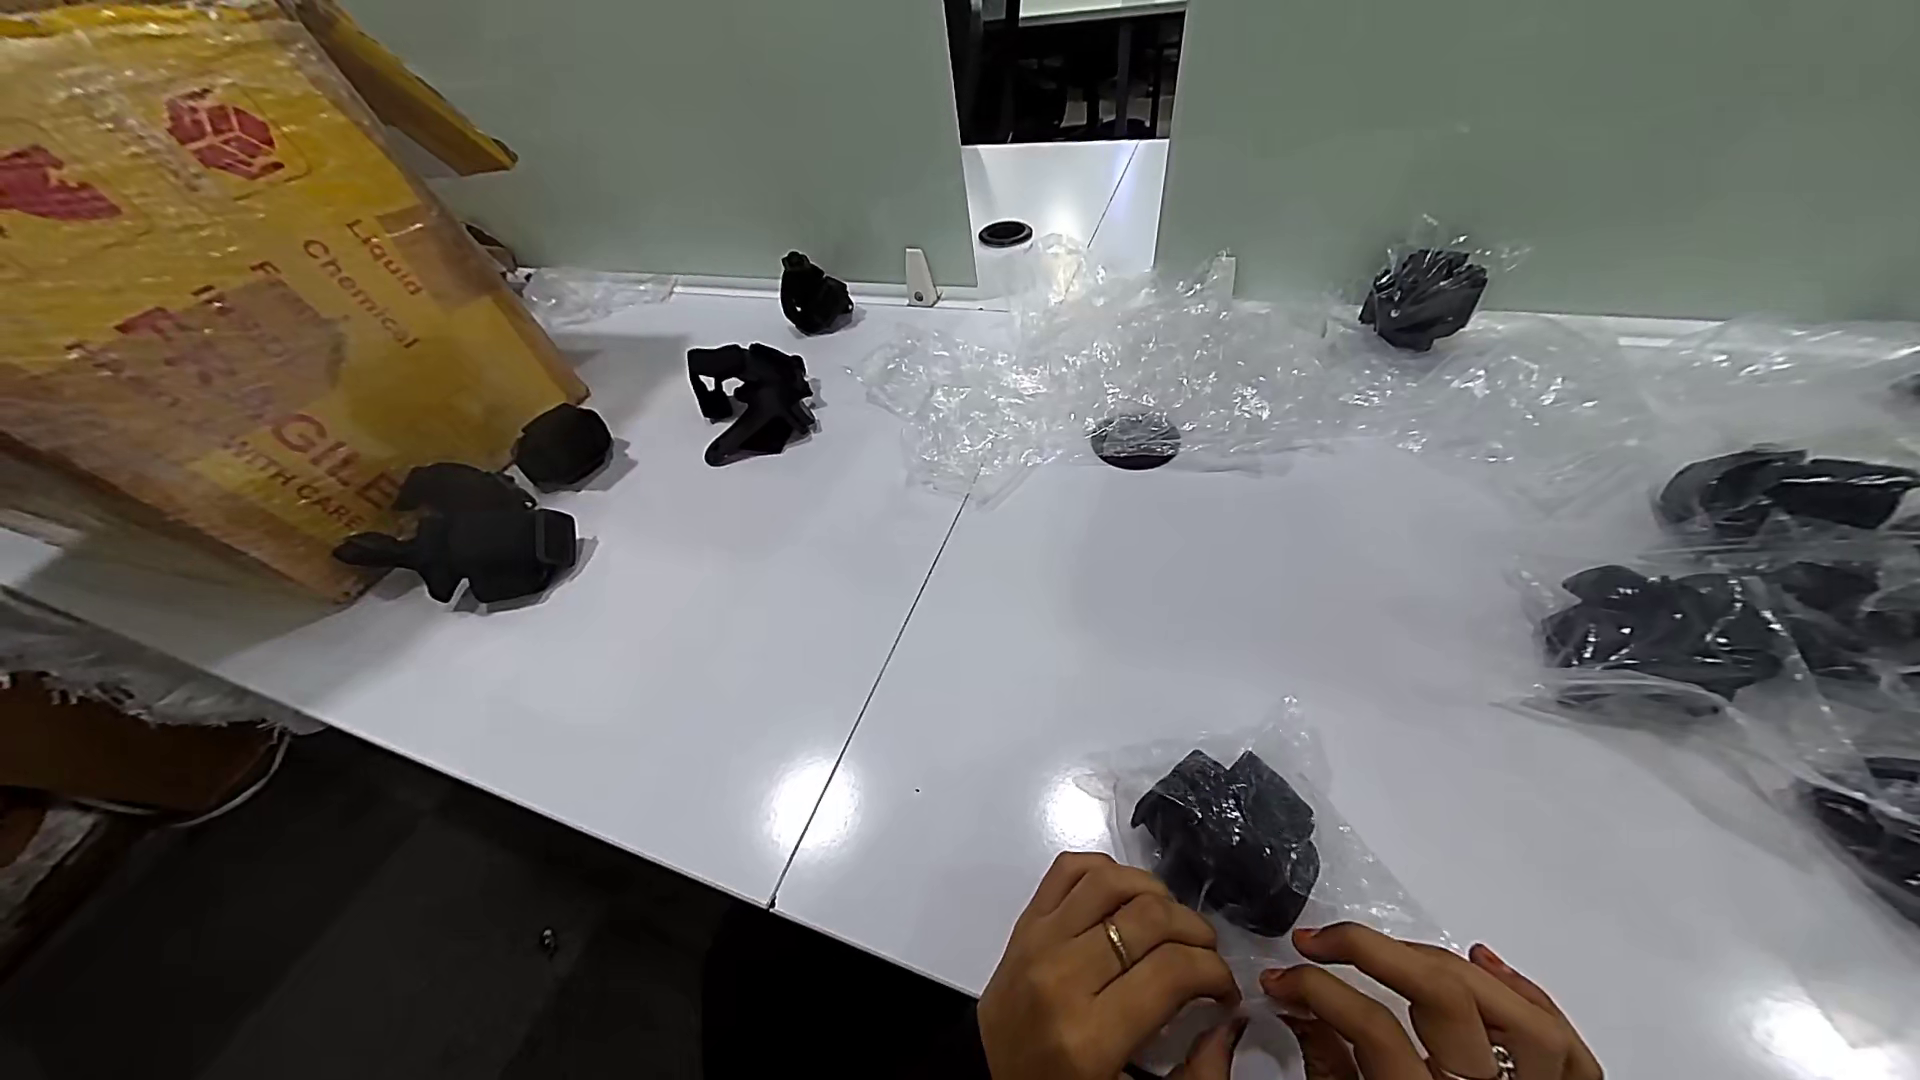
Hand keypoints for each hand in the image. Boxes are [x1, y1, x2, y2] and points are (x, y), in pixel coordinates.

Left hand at [979, 852, 1243, 1079]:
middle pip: (1146, 918)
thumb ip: (1196, 1075)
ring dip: (1153, 890)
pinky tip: (1125, 893)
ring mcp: (1039, 937)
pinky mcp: (1026, 918)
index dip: (1213, 972)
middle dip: (1193, 929)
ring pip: (1109, 880)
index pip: (1170, 971)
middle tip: (1206, 951)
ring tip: (1171, 918)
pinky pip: (1068, 868)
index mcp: (1090, 1037)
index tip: (1224, 988)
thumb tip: (1230, 1017)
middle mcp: (1062, 976)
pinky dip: (1104, 867)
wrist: (989, 1076)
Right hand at [1260, 924, 1601, 1079]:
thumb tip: (1296, 1003)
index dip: (1317, 989)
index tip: (1280, 979)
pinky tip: (1481, 960)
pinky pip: (1569, 1049)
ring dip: (1441, 962)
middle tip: (1316, 940)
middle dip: (1369, 948)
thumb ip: (1327, 1069)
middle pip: (1445, 998)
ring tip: (1389, 949)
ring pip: (1514, 1013)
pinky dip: (1527, 994)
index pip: (1373, 1029)